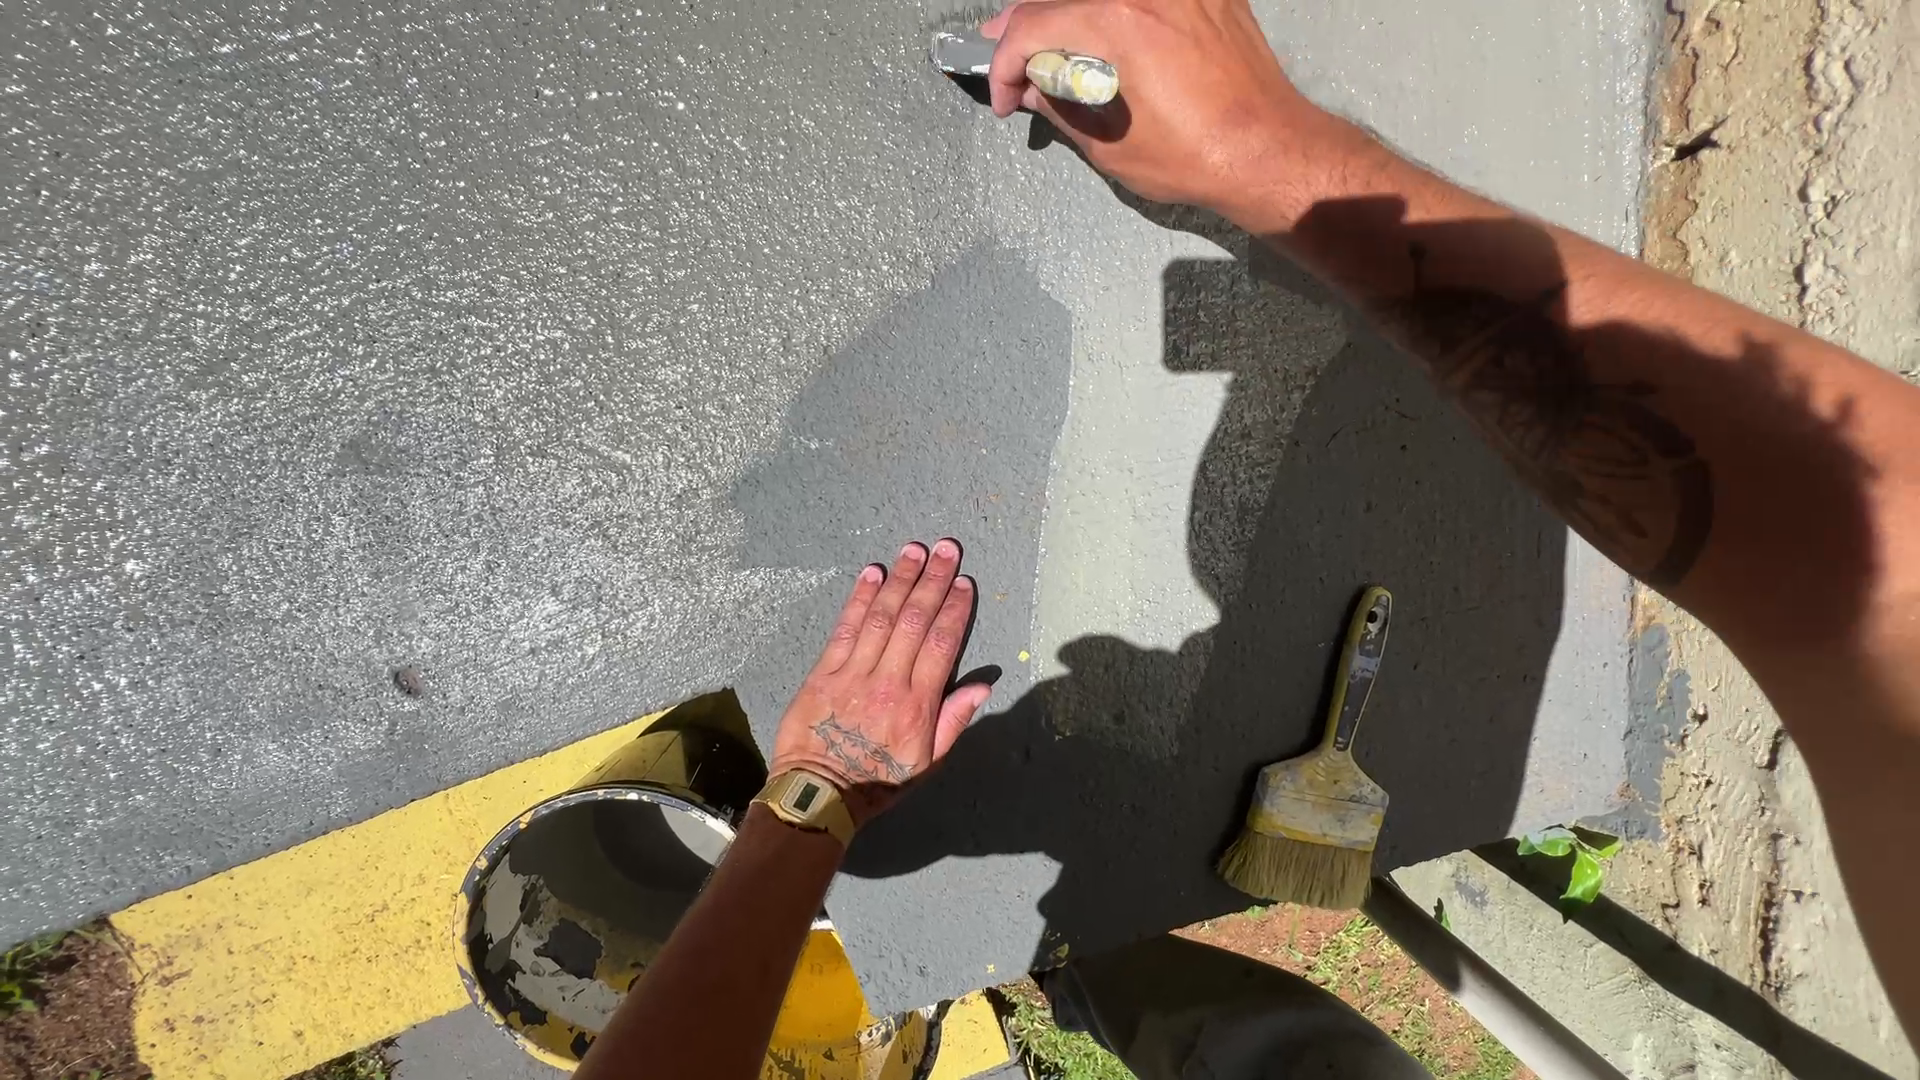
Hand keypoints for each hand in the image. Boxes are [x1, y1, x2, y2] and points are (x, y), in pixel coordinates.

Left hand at [769, 539, 993, 825]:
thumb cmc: (880, 780)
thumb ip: (954, 720)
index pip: (942, 644)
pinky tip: (872, 573)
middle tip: (946, 550)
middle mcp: (888, 681)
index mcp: (917, 704)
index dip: (955, 609)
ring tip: (914, 550)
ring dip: (900, 579)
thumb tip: (984, 684)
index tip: (964, 583)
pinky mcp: (823, 671)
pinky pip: (845, 627)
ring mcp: (853, 672)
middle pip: (914, 620)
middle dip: (933, 581)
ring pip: (882, 616)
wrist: (817, 794)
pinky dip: (859, 598)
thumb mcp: (928, 762)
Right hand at [982, 0, 1340, 217]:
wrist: (1262, 148)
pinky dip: (1108, 10)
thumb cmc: (1190, 157)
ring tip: (1048, 42)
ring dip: (1063, 12)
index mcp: (1115, 25)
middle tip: (1006, 55)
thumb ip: (1062, 107)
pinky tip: (1100, 30)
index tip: (1004, 98)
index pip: (1031, 26)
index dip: (1003, 65)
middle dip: (1023, 26)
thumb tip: (1032, 89)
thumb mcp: (1109, 146)